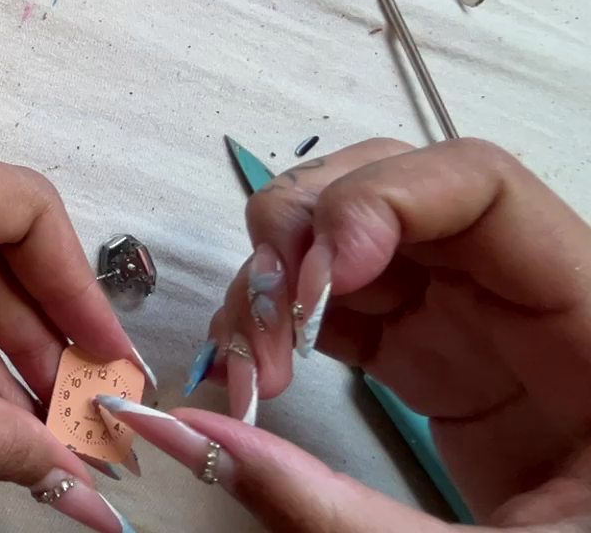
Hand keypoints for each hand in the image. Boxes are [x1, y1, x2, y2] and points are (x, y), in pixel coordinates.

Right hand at [99, 137, 590, 529]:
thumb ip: (331, 504)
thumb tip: (169, 429)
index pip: (474, 185)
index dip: (375, 204)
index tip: (317, 283)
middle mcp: (517, 296)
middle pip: (377, 187)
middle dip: (293, 236)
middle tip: (263, 317)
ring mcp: (462, 320)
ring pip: (330, 233)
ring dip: (265, 281)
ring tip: (247, 363)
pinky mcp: (421, 352)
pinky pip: (321, 294)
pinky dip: (266, 318)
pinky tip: (250, 367)